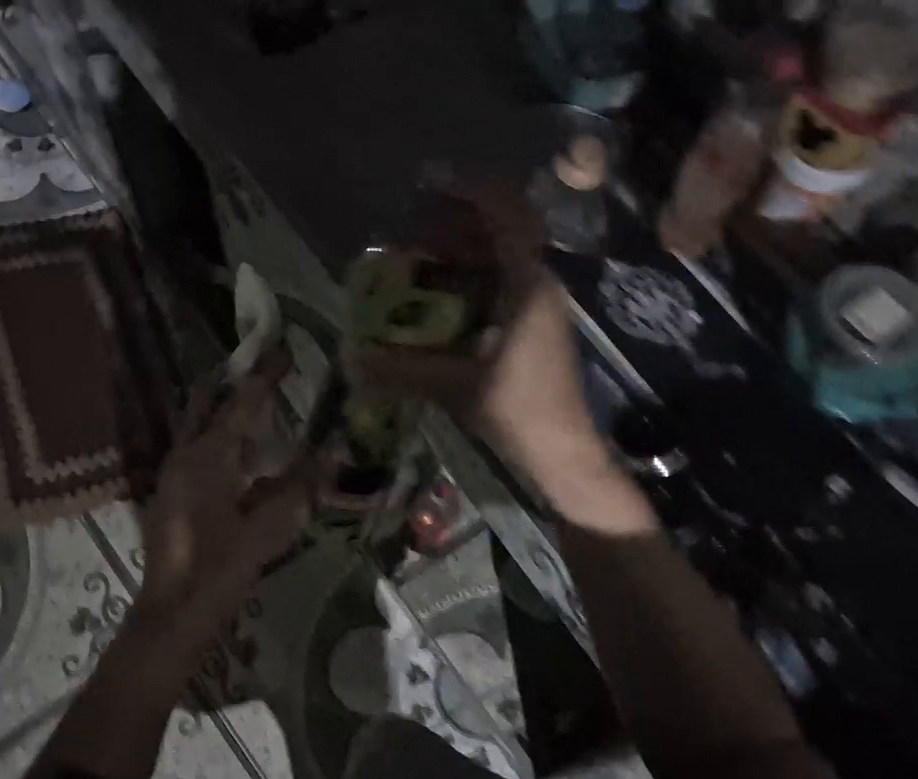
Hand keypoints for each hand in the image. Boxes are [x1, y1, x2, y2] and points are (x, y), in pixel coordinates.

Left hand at [135, 351, 328, 637]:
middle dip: (234, 381)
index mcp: (207, 457)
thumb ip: (303, 483)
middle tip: (264, 366)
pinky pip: (194, 450)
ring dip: (224, 410)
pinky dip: (218, 439)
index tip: (285, 348)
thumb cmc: (223, 567)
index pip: (241, 402)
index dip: (265, 375)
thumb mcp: (271, 526)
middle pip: (207, 403)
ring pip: (197, 427)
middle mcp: (183, 456)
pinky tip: (240, 453)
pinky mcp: (170, 496)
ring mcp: (171, 476)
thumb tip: (337, 447)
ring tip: (256, 401)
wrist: (174, 612)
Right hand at [350, 180, 612, 491]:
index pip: (507, 216)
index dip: (471, 192)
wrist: (564, 456)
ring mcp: (541, 311)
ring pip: (502, 265)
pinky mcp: (535, 333)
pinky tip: (440, 304)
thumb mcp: (457, 388)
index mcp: (530, 287)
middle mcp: (541, 288)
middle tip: (413, 230)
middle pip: (501, 235)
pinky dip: (472, 286)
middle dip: (457, 225)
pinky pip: (501, 291)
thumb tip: (353, 359)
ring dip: (464, 257)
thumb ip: (404, 370)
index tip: (431, 185)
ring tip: (420, 262)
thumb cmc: (520, 413)